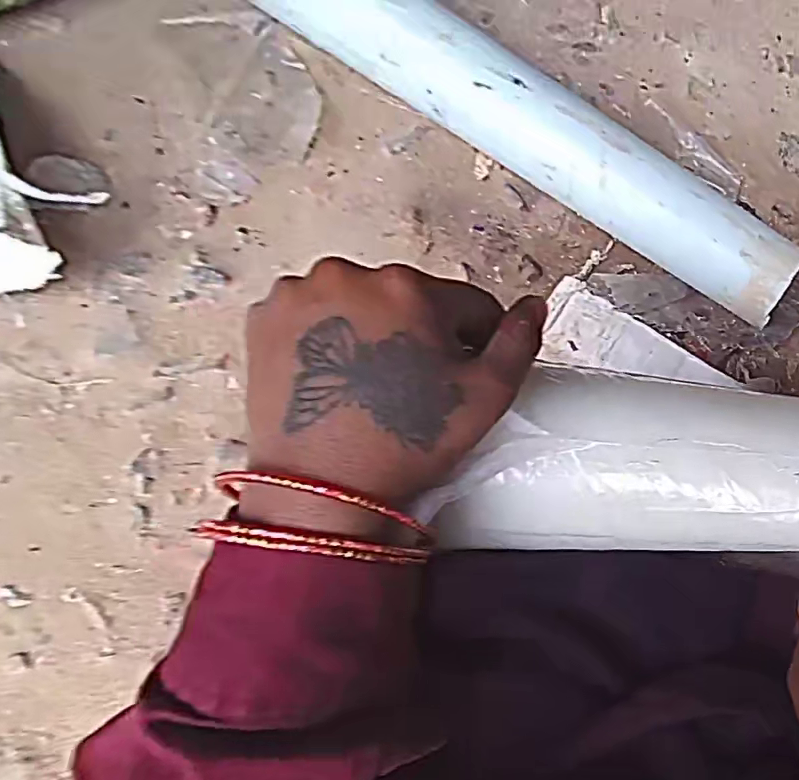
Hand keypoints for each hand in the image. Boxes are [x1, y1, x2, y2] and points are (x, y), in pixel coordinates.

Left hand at [239, 258, 544, 536]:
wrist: (326, 484)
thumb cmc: (407, 442)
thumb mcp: (486, 397)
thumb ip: (517, 342)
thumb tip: (532, 307)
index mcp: (410, 288)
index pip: (470, 304)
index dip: (478, 344)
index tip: (463, 377)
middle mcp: (351, 276)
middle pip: (415, 301)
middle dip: (425, 336)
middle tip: (419, 388)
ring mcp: (302, 294)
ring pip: (367, 306)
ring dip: (379, 334)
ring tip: (378, 388)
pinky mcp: (267, 317)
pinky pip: (321, 317)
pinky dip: (337, 340)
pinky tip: (345, 382)